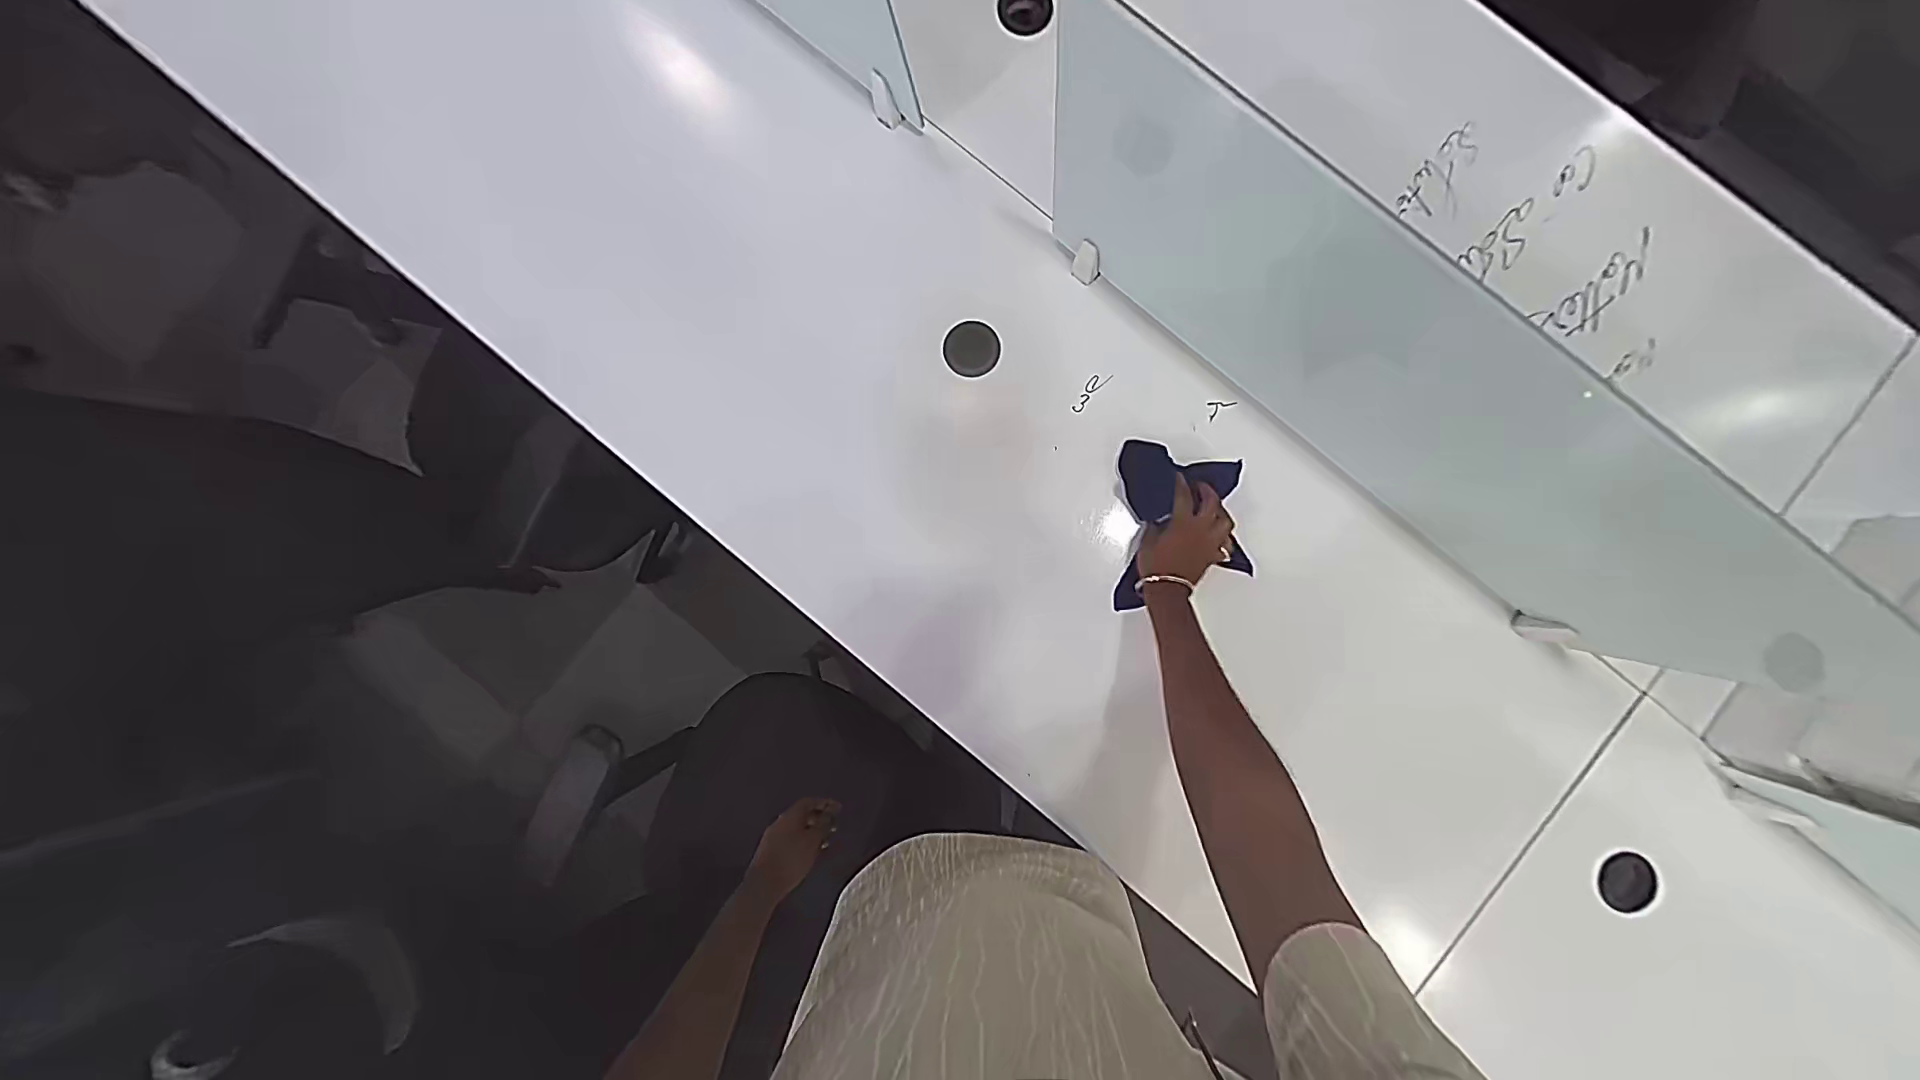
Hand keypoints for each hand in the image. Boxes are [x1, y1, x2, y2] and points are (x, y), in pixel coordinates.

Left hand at [744, 797, 839, 901]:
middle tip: (832, 826)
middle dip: (818, 819)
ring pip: (796, 828)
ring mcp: (772, 837)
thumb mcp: (813, 840)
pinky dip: (802, 842)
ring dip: (811, 832)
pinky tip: (809, 853)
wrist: (763, 884)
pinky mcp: (769, 851)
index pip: (809, 802)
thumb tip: (829, 813)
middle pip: (802, 815)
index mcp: (790, 815)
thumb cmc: (792, 859)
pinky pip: (790, 840)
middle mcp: (780, 822)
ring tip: (824, 842)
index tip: (837, 809)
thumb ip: (823, 824)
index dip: (824, 803)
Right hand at [1136, 472, 1234, 589]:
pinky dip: (1224, 537)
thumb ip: (1155, 527)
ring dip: (1221, 511)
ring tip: (1215, 507)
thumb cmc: (1156, 567)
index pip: (1184, 496)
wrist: (1166, 589)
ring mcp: (1210, 542)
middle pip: (1211, 502)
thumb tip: (1158, 522)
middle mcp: (1201, 530)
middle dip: (1206, 490)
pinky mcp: (1212, 556)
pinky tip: (1220, 535)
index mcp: (1183, 523)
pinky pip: (1225, 543)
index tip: (1180, 478)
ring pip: (1225, 521)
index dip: (1181, 484)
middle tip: (1200, 486)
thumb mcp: (1148, 541)